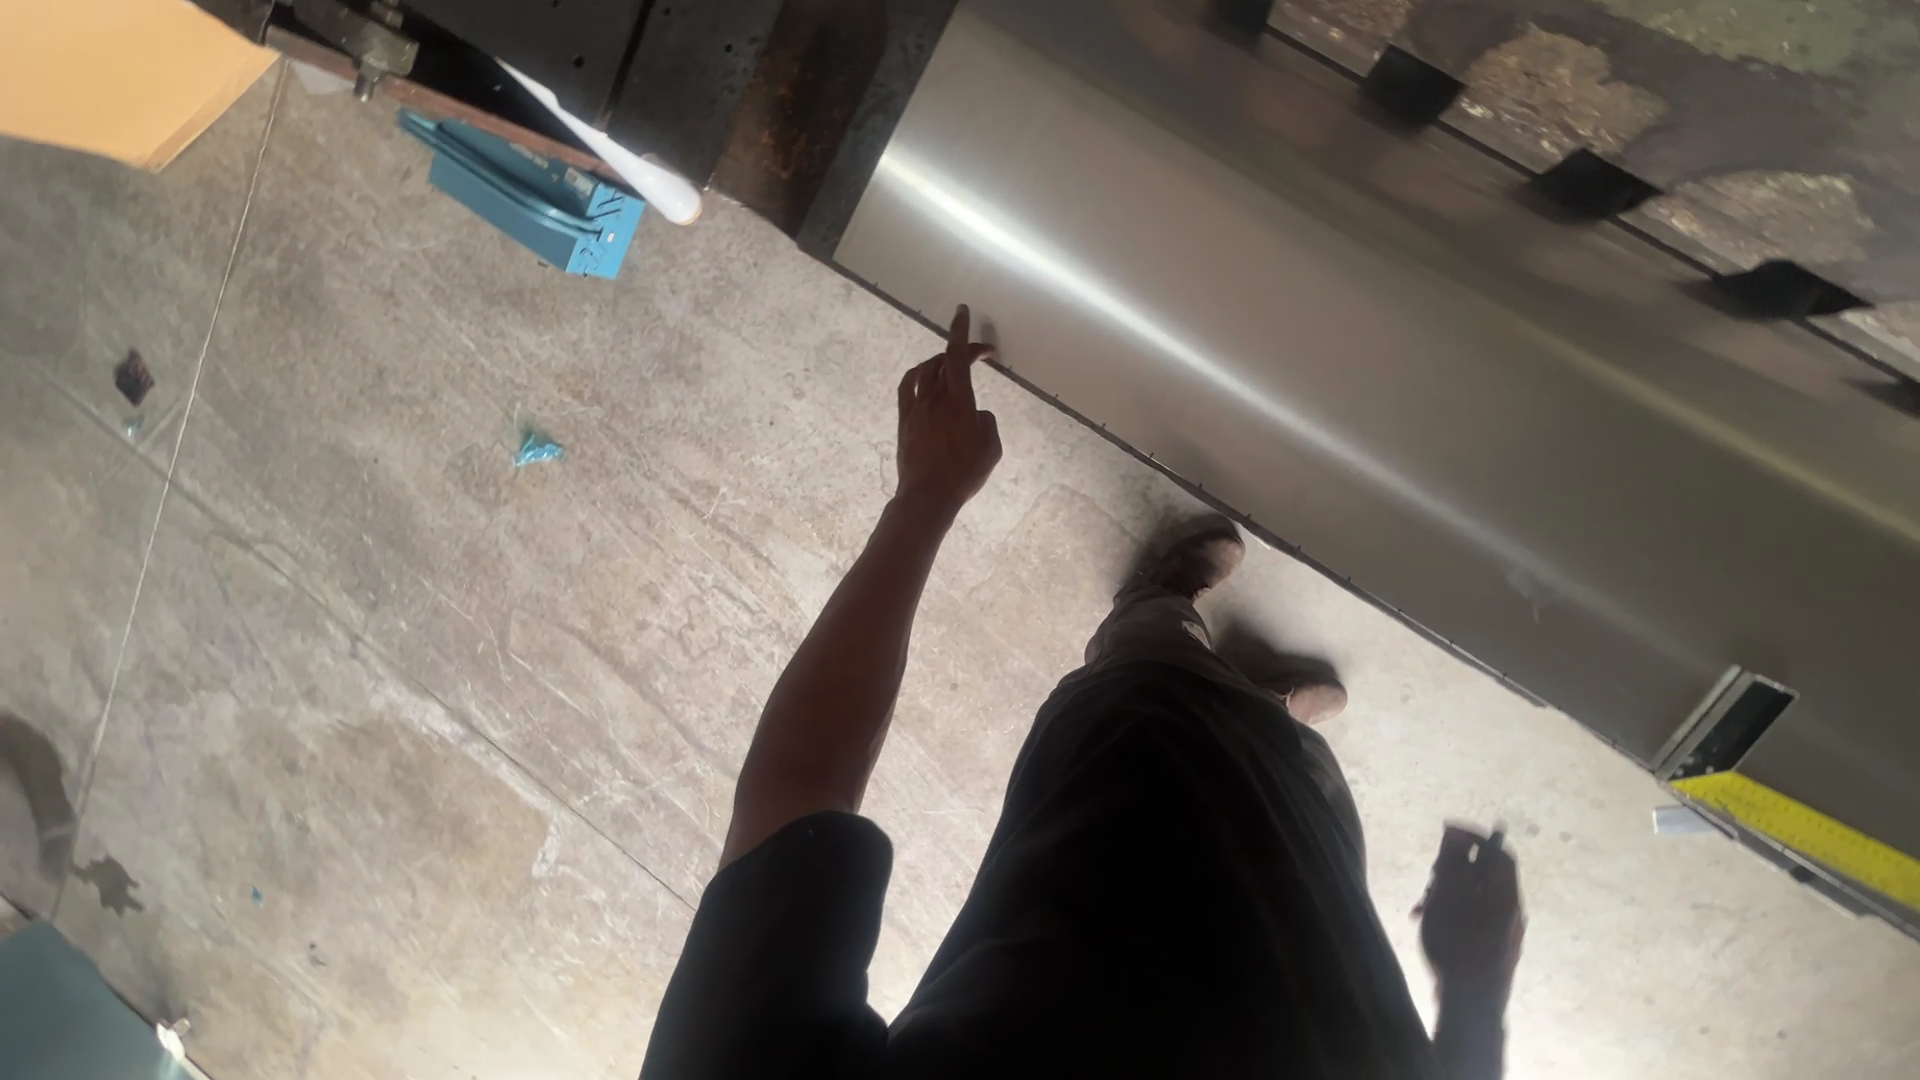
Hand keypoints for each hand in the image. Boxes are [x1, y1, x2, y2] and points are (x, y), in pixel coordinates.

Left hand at [895, 305, 1001, 514]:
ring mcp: (916, 409)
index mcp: (959, 401)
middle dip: (962, 350)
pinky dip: (917, 375)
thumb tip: (977, 416)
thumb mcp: (992, 448)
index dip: (961, 331)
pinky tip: (923, 377)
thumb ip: (987, 423)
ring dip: (940, 361)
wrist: (928, 496)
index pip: (958, 356)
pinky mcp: (905, 421)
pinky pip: (907, 388)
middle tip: (980, 354)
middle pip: (944, 361)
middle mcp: (934, 398)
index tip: (963, 311)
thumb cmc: (964, 474)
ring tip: (953, 364)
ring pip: (925, 372)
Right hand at [1415, 825, 1524, 1000]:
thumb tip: (1455, 832)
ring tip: (1424, 905)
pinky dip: (1455, 908)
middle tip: (1430, 876)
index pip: (1497, 851)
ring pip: (1477, 893)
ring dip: (1449, 890)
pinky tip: (1432, 922)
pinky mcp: (1498, 945)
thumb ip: (1452, 863)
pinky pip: (1476, 913)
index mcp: (1504, 894)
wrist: (1472, 1003)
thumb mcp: (1445, 896)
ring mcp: (1507, 930)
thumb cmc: (1455, 944)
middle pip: (1485, 872)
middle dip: (1453, 867)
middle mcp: (1512, 909)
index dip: (1473, 835)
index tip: (1445, 830)